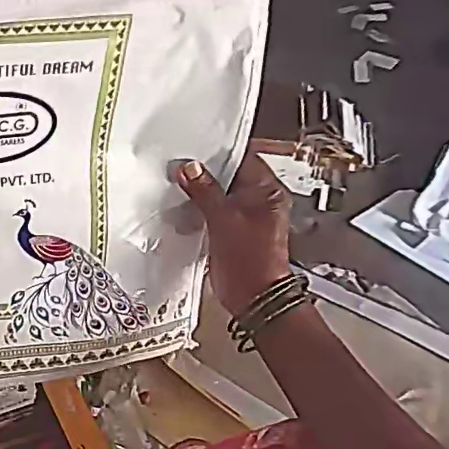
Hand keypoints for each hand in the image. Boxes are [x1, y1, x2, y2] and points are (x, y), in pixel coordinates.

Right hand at [171, 155, 291, 315]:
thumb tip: (190, 169)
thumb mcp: (224, 218)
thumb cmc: (253, 261)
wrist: (253, 297)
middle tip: (182, 168)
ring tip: (180, 187)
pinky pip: (212, 213)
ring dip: (200, 193)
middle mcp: (259, 202)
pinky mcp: (230, 232)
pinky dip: (199, 210)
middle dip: (205, 173)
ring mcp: (244, 217)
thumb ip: (205, 191)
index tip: (195, 151)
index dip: (219, 152)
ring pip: (219, 195)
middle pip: (229, 176)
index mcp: (268, 191)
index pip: (243, 158)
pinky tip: (184, 209)